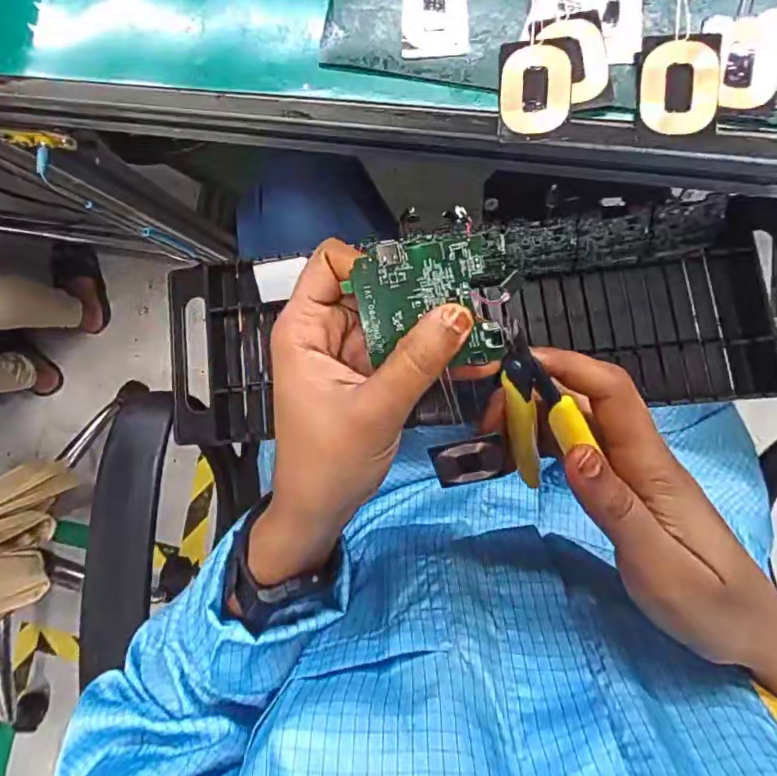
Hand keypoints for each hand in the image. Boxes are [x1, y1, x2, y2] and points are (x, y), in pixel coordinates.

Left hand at [251, 239, 474, 584]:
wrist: (319, 511)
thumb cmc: (324, 465)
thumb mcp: (375, 409)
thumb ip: (416, 360)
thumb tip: (454, 314)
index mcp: (303, 329)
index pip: (329, 263)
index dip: (368, 263)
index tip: (411, 282)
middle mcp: (323, 333)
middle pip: (369, 290)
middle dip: (413, 295)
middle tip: (458, 301)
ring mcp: (347, 354)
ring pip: (392, 320)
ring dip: (430, 325)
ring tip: (473, 330)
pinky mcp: (368, 374)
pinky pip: (402, 350)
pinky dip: (429, 353)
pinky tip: (466, 357)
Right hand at [534, 348, 776, 740]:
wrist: (751, 636)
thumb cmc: (712, 607)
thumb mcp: (660, 566)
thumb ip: (615, 507)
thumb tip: (575, 452)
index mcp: (652, 466)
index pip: (613, 392)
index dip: (567, 366)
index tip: (517, 367)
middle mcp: (641, 459)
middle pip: (586, 400)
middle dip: (534, 393)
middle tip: (489, 419)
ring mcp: (632, 474)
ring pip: (578, 423)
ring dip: (534, 418)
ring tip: (495, 436)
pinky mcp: (623, 491)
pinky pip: (577, 451)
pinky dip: (544, 445)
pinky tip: (521, 458)